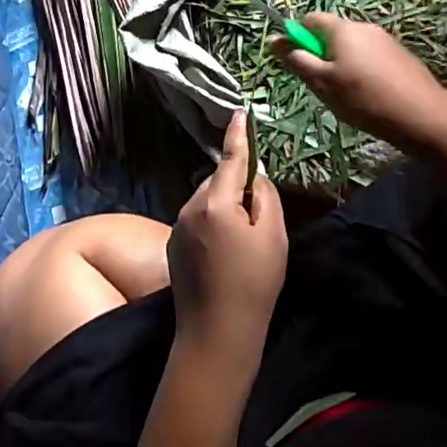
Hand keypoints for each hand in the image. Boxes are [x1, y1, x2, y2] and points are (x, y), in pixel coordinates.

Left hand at [168, 111, 286, 355]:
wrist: (216, 333)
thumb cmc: (253, 284)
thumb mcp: (273, 237)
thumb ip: (265, 198)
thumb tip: (256, 178)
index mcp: (215, 202)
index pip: (231, 159)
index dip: (239, 135)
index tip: (240, 113)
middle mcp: (190, 206)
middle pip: (218, 181)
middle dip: (237, 185)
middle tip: (259, 217)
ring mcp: (178, 225)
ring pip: (206, 200)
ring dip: (224, 206)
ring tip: (244, 242)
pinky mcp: (173, 244)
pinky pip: (196, 219)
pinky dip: (212, 223)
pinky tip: (225, 254)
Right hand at [272, 12, 446, 150]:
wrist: (422, 115)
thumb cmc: (363, 98)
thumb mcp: (321, 82)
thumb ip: (296, 59)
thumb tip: (273, 39)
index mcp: (342, 29)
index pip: (309, 19)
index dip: (297, 37)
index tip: (297, 63)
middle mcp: (364, 27)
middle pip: (331, 33)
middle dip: (320, 54)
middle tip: (321, 85)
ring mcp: (385, 40)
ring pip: (351, 47)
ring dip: (341, 64)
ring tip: (346, 94)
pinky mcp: (400, 56)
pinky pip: (370, 57)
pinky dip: (362, 71)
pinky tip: (368, 95)